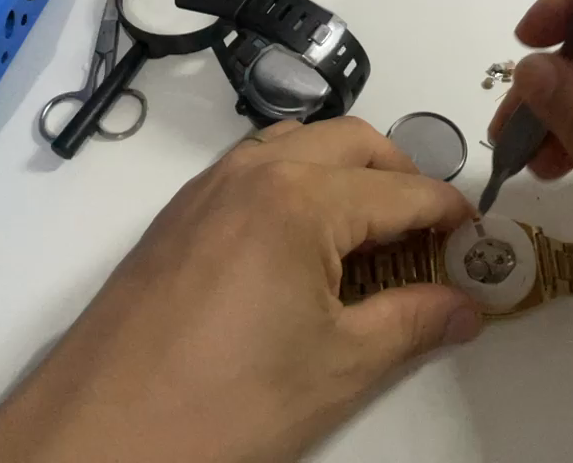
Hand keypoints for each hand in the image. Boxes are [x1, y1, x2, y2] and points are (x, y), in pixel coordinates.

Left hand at [0, 118, 479, 462]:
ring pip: (301, 140)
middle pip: (354, 141)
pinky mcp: (182, 205)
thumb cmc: (227, 404)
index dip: (447, 210)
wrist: (97, 436)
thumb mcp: (337, 368)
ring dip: (345, 166)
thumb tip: (469, 307)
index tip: (475, 233)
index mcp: (303, 198)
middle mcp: (258, 168)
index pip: (400, 190)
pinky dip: (296, 175)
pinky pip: (256, 161)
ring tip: (364, 227)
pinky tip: (298, 235)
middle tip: (424, 230)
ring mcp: (213, 181)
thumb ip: (413, 323)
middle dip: (400, 174)